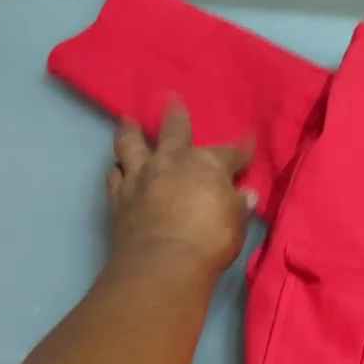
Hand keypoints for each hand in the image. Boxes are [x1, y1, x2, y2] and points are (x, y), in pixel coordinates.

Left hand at [106, 105, 254, 276]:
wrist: (164, 262)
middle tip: (172, 101)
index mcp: (207, 164)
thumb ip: (239, 205)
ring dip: (131, 131)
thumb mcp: (238, 222)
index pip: (231, 153)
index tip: (249, 143)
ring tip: (128, 122)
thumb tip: (245, 195)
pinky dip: (117, 168)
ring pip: (132, 144)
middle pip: (175, 132)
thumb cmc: (212, 240)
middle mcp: (172, 161)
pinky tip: (117, 166)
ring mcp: (141, 177)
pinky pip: (114, 175)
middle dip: (176, 117)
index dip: (242, 149)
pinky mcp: (119, 197)